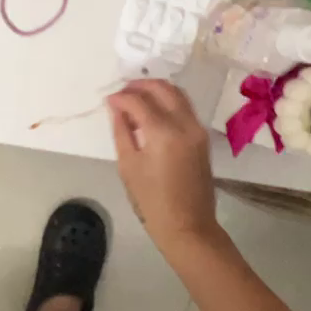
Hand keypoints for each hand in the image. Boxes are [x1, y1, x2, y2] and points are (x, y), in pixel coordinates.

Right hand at [107, 79, 221, 252]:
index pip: (139, 101)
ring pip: (178, 94)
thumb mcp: (128, 165)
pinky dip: (168, 103)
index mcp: (164, 132)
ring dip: (156, 91)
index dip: (121, 97)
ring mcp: (197, 129)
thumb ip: (122, 131)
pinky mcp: (202, 137)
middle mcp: (185, 124)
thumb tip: (116, 108)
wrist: (187, 224)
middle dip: (140, 86)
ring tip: (135, 101)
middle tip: (122, 94)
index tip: (108, 100)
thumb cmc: (151, 200)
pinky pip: (185, 108)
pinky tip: (151, 115)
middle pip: (163, 88)